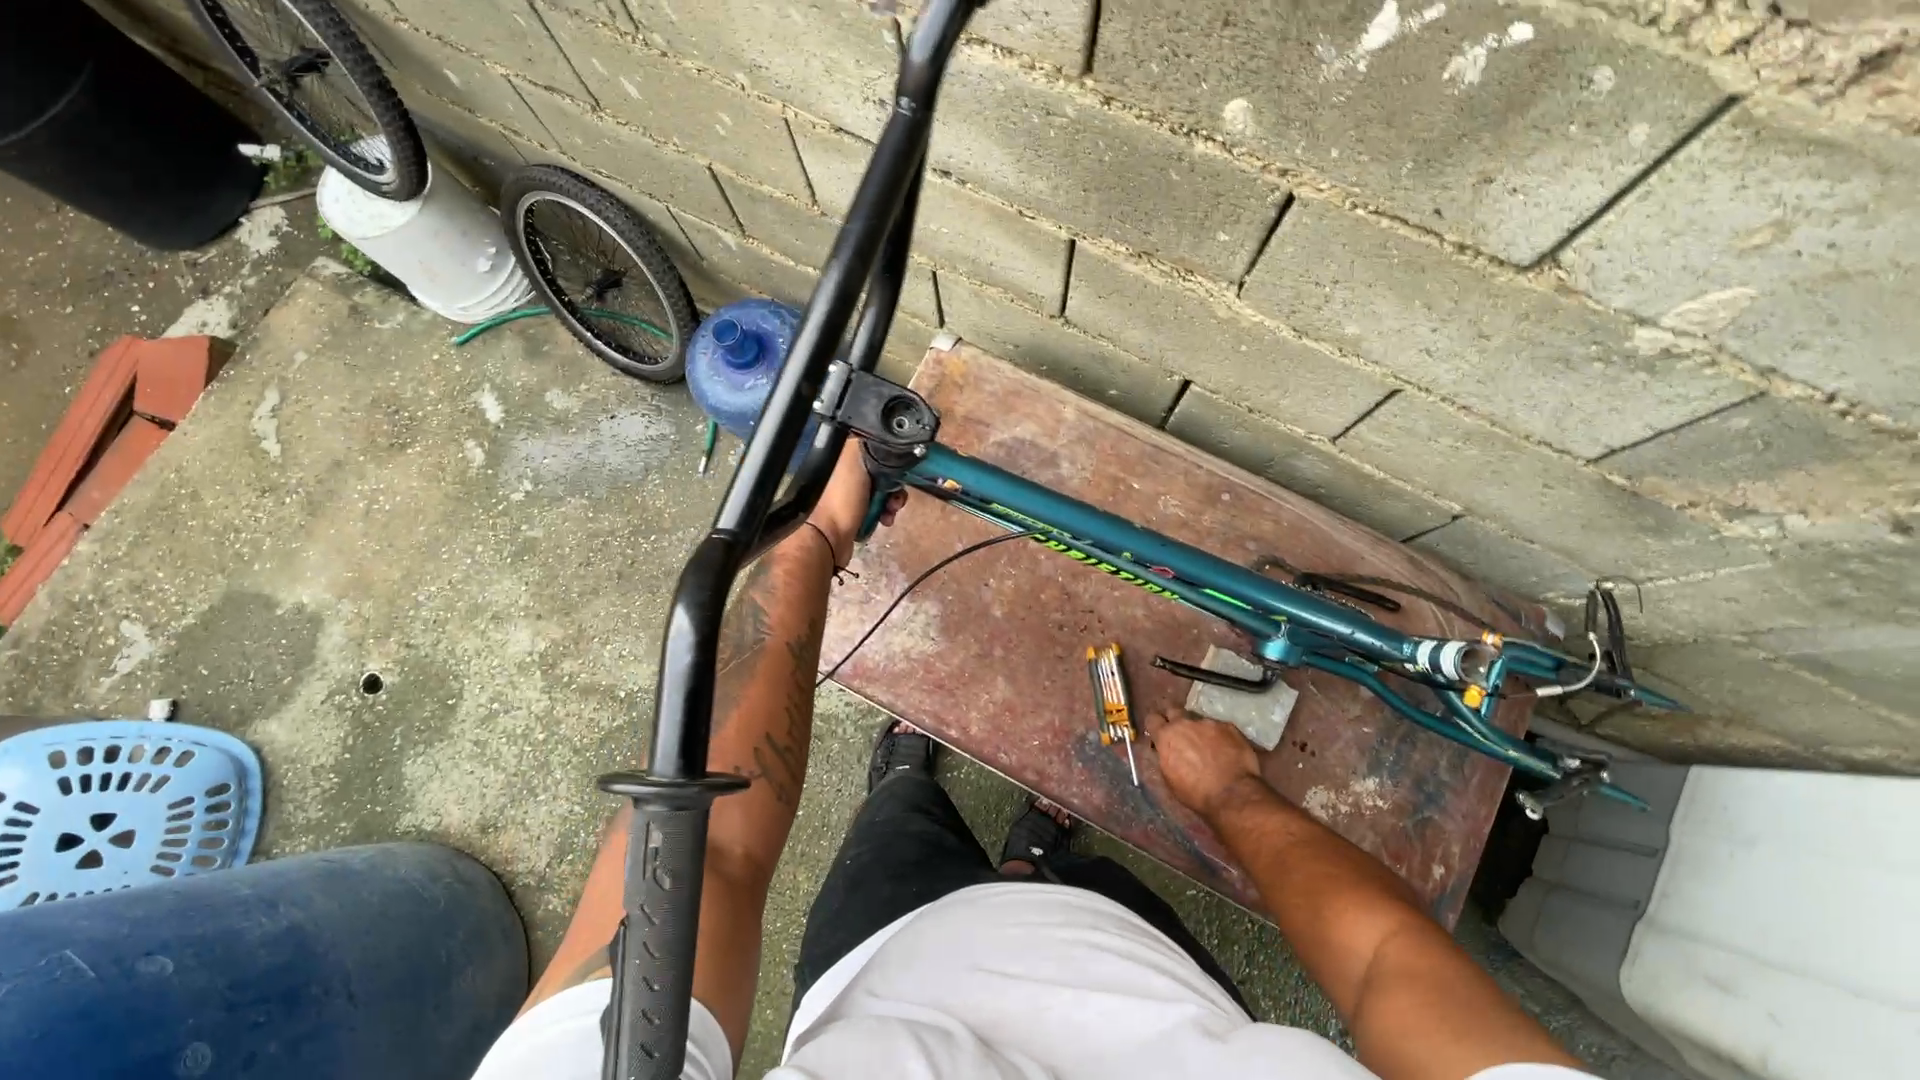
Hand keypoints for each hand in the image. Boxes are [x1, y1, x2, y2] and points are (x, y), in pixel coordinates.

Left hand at [806, 439, 905, 561]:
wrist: (831, 535)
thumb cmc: (842, 496)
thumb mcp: (855, 458)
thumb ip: (871, 443)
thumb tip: (888, 438)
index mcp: (846, 457)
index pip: (879, 452)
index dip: (893, 461)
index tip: (900, 472)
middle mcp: (849, 473)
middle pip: (885, 473)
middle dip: (895, 485)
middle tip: (894, 496)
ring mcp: (853, 495)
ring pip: (885, 492)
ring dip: (893, 502)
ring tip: (889, 511)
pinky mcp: (858, 513)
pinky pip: (880, 508)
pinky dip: (886, 513)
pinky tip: (884, 520)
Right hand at [1143, 709, 1266, 820]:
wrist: (1233, 794)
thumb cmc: (1196, 793)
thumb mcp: (1170, 779)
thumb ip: (1164, 758)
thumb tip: (1165, 751)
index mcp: (1166, 736)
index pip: (1152, 719)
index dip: (1155, 726)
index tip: (1159, 734)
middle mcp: (1185, 723)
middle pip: (1174, 711)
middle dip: (1175, 720)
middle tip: (1181, 736)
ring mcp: (1209, 723)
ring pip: (1199, 722)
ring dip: (1200, 732)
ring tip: (1210, 749)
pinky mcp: (1229, 727)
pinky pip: (1219, 729)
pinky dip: (1220, 738)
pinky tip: (1227, 752)